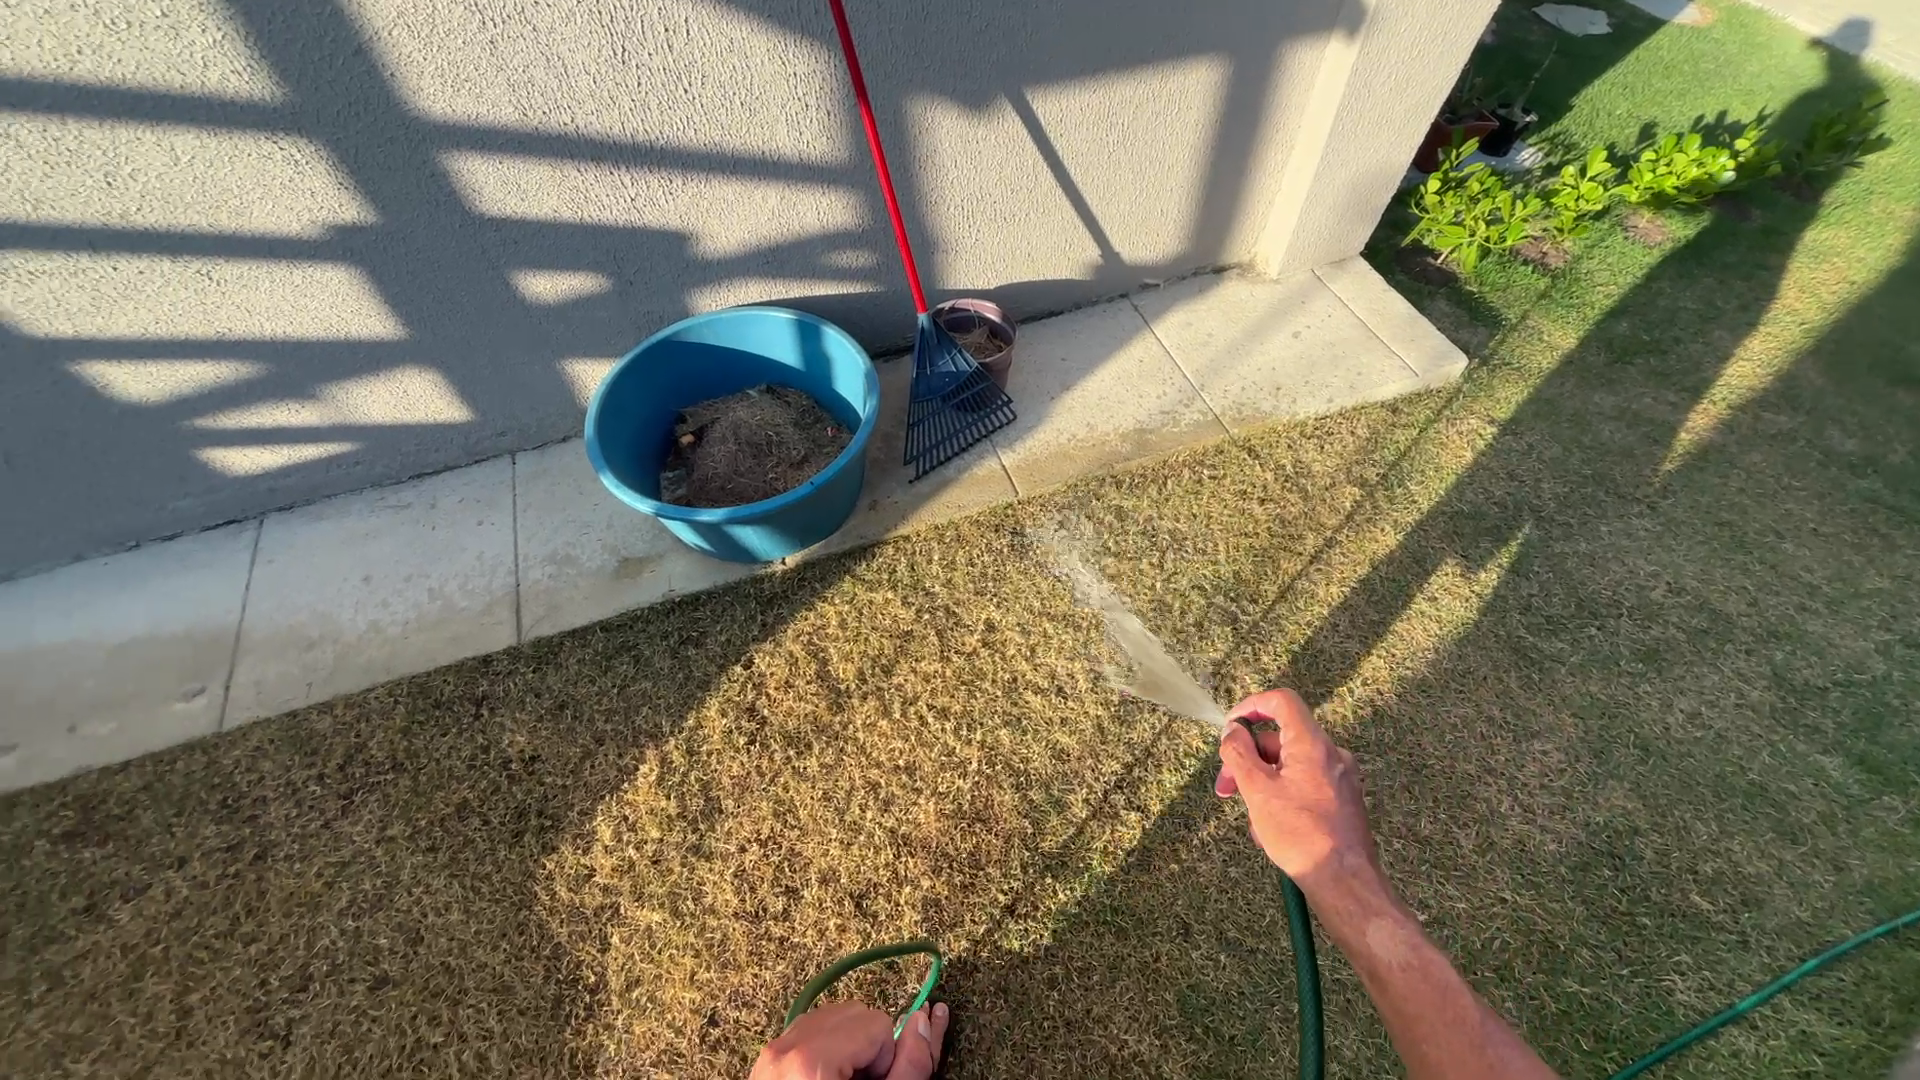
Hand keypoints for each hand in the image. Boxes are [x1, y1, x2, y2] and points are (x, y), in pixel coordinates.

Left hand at [751, 1001, 949, 1079]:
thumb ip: (908, 1069)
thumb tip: (923, 1022)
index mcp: (812, 1061)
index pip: (878, 1024)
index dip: (884, 1061)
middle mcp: (787, 1047)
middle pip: (856, 1014)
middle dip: (868, 1049)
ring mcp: (775, 1049)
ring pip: (835, 1017)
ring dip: (849, 1047)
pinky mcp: (770, 1055)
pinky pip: (813, 1027)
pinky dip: (828, 1048)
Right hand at [1215, 688, 1386, 900]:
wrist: (1346, 883)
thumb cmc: (1300, 834)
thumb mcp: (1257, 790)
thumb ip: (1239, 753)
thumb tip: (1232, 731)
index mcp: (1312, 744)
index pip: (1281, 701)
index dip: (1251, 706)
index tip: (1230, 729)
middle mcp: (1330, 754)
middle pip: (1279, 738)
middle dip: (1247, 759)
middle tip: (1226, 786)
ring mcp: (1339, 778)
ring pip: (1288, 765)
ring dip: (1261, 784)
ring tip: (1251, 820)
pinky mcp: (1341, 800)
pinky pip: (1302, 784)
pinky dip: (1280, 796)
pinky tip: (1270, 829)